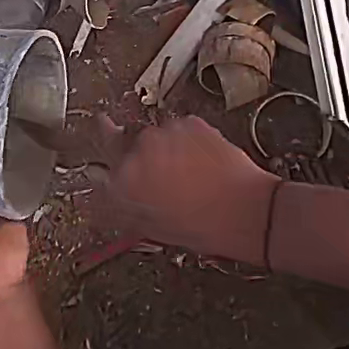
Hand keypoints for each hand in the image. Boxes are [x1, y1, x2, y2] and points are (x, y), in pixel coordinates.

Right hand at [95, 116, 279, 265]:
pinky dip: (188, 142)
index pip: (102, 146)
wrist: (246, 211)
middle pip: (131, 142)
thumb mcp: (150, 225)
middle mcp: (139, 147)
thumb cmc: (201, 226)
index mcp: (124, 176)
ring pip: (158, 136)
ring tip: (189, 174)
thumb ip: (121, 200)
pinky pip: (181, 130)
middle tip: (163, 176)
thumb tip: (104, 185)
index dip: (103, 137)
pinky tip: (202, 164)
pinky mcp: (191, 122)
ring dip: (167, 149)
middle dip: (143, 155)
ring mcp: (166, 132)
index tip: (103, 127)